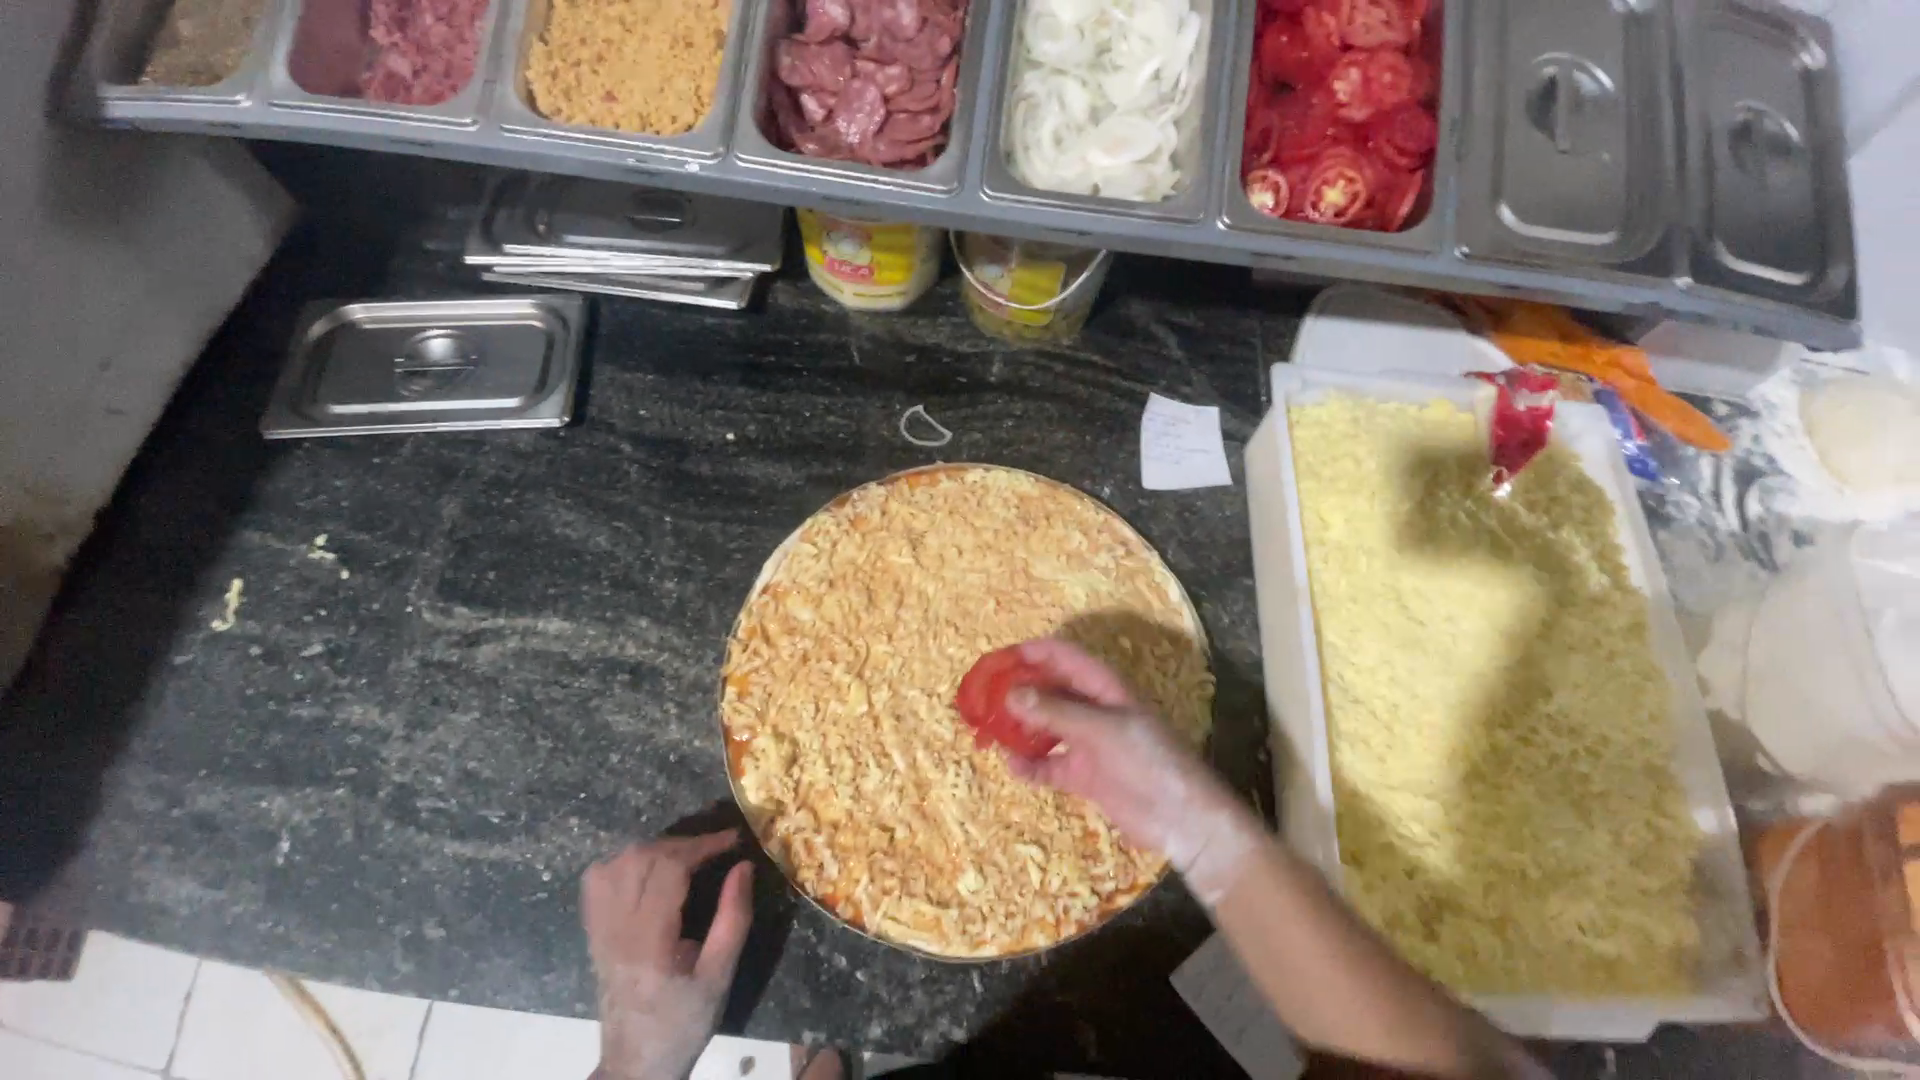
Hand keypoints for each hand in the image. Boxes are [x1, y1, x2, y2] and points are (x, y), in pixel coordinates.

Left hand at [582, 831, 753, 1079]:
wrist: (637, 1064)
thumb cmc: (684, 1022)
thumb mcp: (720, 975)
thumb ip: (733, 918)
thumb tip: (743, 867)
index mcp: (648, 938)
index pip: (668, 868)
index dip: (702, 845)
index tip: (732, 841)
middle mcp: (616, 927)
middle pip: (640, 858)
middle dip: (683, 844)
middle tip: (715, 850)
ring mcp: (599, 929)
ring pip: (617, 862)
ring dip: (655, 848)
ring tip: (686, 857)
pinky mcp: (594, 933)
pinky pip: (597, 881)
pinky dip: (623, 862)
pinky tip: (646, 869)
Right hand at [1001, 638, 1261, 906]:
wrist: (1183, 818)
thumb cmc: (1148, 761)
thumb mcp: (1101, 730)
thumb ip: (1056, 712)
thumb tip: (1011, 692)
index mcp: (1105, 688)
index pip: (1064, 657)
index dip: (1034, 653)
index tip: (999, 659)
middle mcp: (1094, 710)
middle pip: (1050, 691)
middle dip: (1018, 691)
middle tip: (983, 697)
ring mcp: (1088, 744)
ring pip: (1045, 728)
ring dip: (1019, 728)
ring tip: (988, 730)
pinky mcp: (1085, 776)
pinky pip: (1049, 765)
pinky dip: (1030, 765)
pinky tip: (1011, 765)